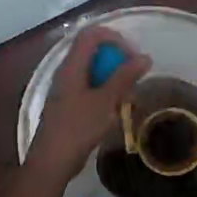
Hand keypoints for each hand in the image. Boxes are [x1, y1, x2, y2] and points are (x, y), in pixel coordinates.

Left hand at [26, 25, 150, 186]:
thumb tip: (145, 57)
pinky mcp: (68, 106)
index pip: (91, 35)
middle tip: (135, 76)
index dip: (115, 38)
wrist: (52, 161)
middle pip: (93, 52)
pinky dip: (105, 93)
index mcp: (71, 67)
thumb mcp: (105, 102)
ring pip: (92, 72)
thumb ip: (124, 78)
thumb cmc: (77, 129)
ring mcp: (66, 90)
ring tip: (129, 97)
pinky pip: (89, 89)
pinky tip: (116, 110)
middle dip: (117, 60)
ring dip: (113, 79)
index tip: (133, 55)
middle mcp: (66, 74)